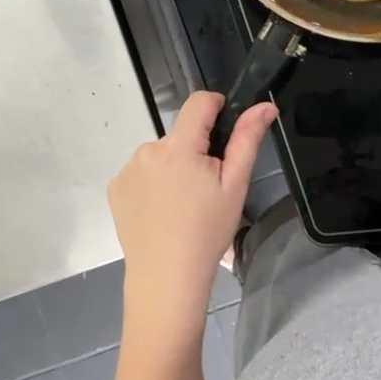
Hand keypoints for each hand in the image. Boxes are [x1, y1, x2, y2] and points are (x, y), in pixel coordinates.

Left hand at [108, 91, 277, 337]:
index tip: (225, 131)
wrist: (167, 277)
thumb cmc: (208, 232)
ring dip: (174, 167)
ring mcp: (127, 169)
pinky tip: (162, 212)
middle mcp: (147, 150)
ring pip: (161, 154)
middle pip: (180, 134)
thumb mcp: (235, 185)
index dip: (217, 107)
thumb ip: (248, 139)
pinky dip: (154, 184)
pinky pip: (141, 173)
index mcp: (180, 147)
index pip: (199, 102)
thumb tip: (265, 106)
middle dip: (196, 151)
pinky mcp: (116, 188)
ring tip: (183, 205)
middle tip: (207, 188)